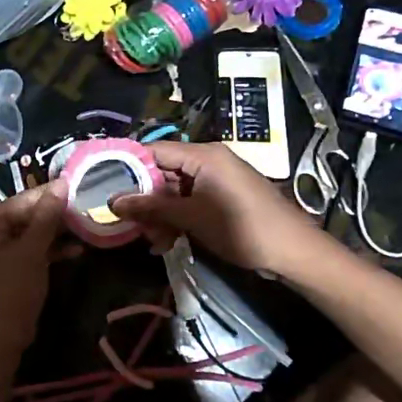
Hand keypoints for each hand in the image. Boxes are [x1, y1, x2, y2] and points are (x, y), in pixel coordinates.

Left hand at [0, 180, 75, 366]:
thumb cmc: (10, 291)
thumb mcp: (31, 251)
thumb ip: (47, 216)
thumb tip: (62, 183)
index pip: (23, 199)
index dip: (52, 194)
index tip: (81, 185)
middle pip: (28, 214)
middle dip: (57, 214)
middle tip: (88, 205)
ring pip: (33, 233)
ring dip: (58, 232)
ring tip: (87, 225)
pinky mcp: (10, 268)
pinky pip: (33, 250)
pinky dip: (52, 249)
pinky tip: (77, 249)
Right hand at [110, 142, 330, 276]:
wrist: (293, 250)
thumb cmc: (241, 227)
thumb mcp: (191, 218)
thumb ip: (151, 207)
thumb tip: (113, 201)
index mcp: (203, 155)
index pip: (155, 150)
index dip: (130, 168)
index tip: (108, 188)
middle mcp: (209, 160)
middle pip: (164, 172)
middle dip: (147, 200)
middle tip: (134, 226)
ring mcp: (218, 179)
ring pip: (176, 191)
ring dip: (162, 215)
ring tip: (155, 242)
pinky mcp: (224, 197)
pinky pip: (192, 200)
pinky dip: (179, 218)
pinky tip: (168, 242)